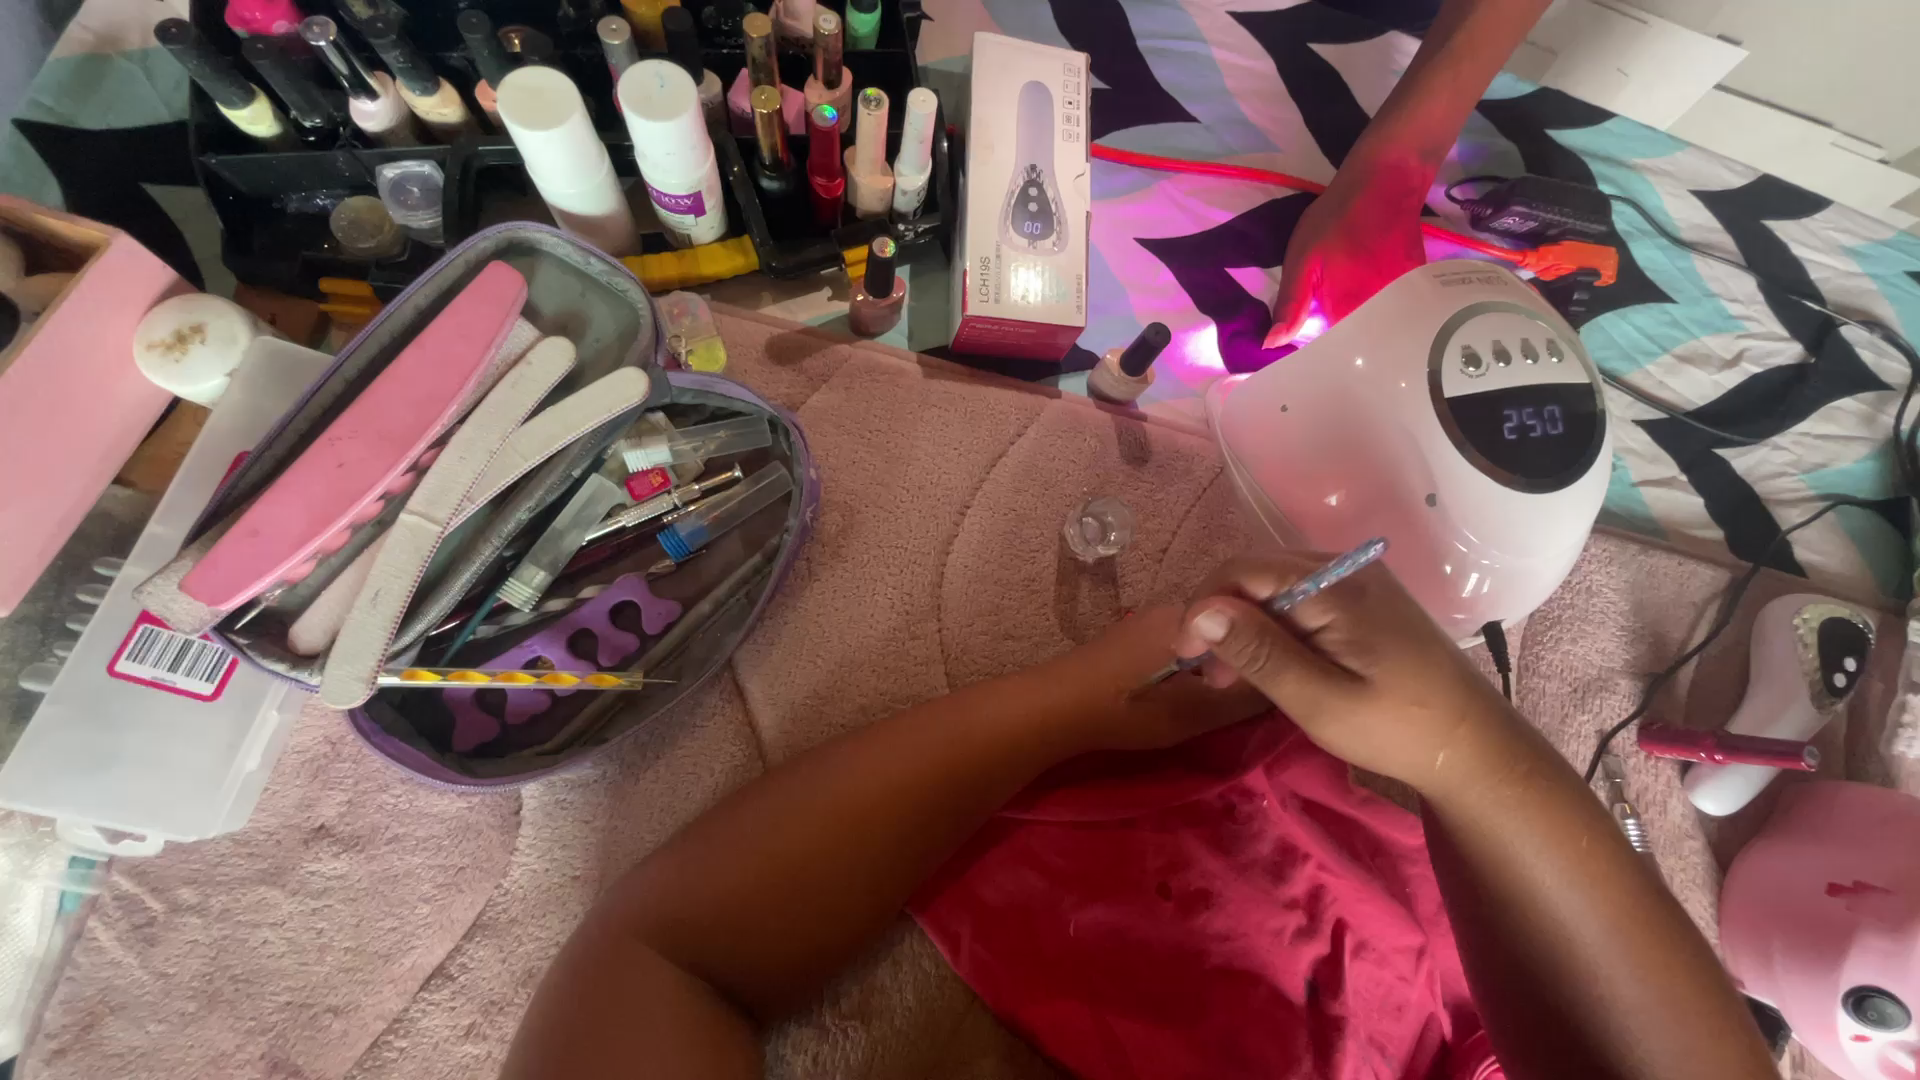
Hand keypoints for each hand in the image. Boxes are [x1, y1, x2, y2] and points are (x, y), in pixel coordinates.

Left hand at [1049, 605, 1271, 753]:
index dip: (1273, 648)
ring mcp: (1147, 619)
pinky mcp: (1131, 636)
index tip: (1287, 676)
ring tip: (1229, 696)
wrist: (1055, 707)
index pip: (1254, 620)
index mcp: (1193, 615)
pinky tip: (1190, 690)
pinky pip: (1180, 644)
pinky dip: (1192, 665)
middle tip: (1260, 692)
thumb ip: (1246, 697)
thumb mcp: (1197, 712)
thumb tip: (1291, 683)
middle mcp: (1172, 606)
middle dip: (1245, 656)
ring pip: (1204, 638)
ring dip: (1217, 664)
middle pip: (1229, 627)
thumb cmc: (1129, 708)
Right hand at [1171, 554, 1524, 794]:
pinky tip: (1271, 662)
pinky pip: (1297, 597)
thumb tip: (1199, 612)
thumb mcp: (1318, 700)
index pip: (1241, 570)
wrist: (1474, 748)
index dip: (1202, 607)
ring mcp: (1357, 580)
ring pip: (1272, 585)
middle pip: (1255, 573)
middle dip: (1220, 617)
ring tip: (1236, 676)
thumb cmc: (1395, 730)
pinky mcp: (1362, 599)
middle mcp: (1345, 568)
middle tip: (1211, 675)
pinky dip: (1271, 626)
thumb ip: (1258, 651)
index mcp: (1337, 587)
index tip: (1186, 657)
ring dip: (1243, 624)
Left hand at [1263, 167, 1428, 348]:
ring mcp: (1400, 301)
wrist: (1388, 182)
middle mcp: (1379, 313)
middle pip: (1358, 347)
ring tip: (1338, 344)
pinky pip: (1391, 316)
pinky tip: (1360, 316)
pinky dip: (1376, 320)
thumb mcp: (1301, 261)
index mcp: (1348, 311)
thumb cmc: (1336, 220)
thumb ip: (1290, 305)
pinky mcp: (1412, 289)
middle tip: (1317, 360)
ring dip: (1358, 338)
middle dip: (1338, 355)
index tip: (1302, 369)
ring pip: (1375, 333)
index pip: (1332, 354)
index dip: (1317, 362)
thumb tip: (1271, 344)